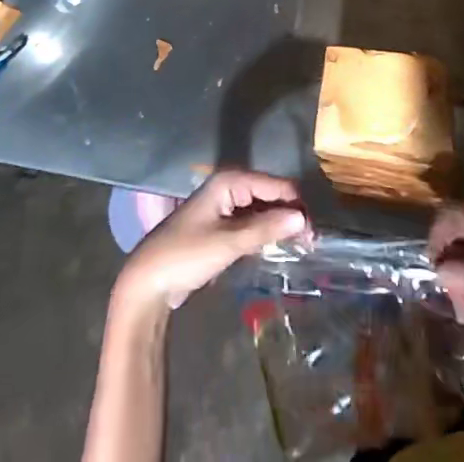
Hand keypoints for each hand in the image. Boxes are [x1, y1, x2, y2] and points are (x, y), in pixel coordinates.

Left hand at [115, 170, 307, 310]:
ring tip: (303, 247)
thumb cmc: (185, 256)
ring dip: (280, 224)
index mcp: (228, 182)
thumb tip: (302, 218)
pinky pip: (252, 223)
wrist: (148, 281)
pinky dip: (266, 232)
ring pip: (262, 209)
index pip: (274, 185)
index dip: (296, 204)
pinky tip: (280, 247)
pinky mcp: (222, 227)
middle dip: (290, 214)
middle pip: (270, 194)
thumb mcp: (228, 243)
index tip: (315, 232)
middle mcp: (228, 187)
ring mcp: (224, 207)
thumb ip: (266, 228)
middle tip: (311, 243)